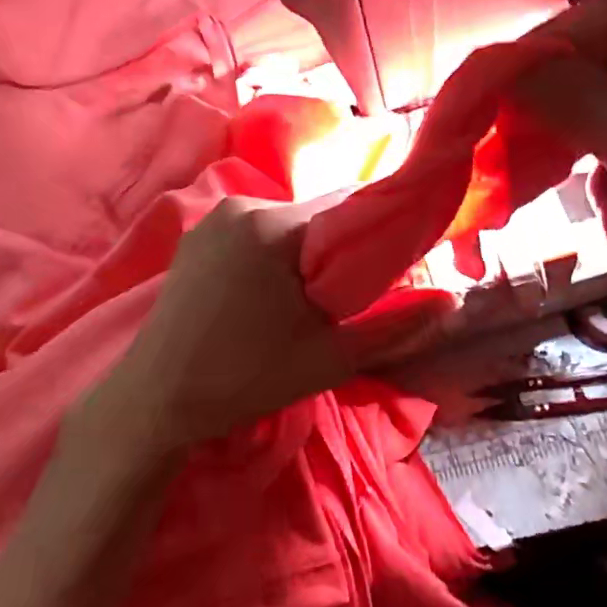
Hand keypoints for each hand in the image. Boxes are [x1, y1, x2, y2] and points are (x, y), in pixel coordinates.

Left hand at [98, 195, 455, 452]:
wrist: (156, 400)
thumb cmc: (245, 378)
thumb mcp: (329, 357)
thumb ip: (393, 327)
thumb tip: (450, 303)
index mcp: (273, 225)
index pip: (349, 207)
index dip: (377, 234)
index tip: (392, 268)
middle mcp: (240, 206)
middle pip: (315, 216)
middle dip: (338, 249)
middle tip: (347, 298)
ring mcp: (211, 221)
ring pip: (284, 225)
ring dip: (304, 254)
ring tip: (305, 303)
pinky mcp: (194, 241)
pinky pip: (252, 235)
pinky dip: (272, 256)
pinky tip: (267, 297)